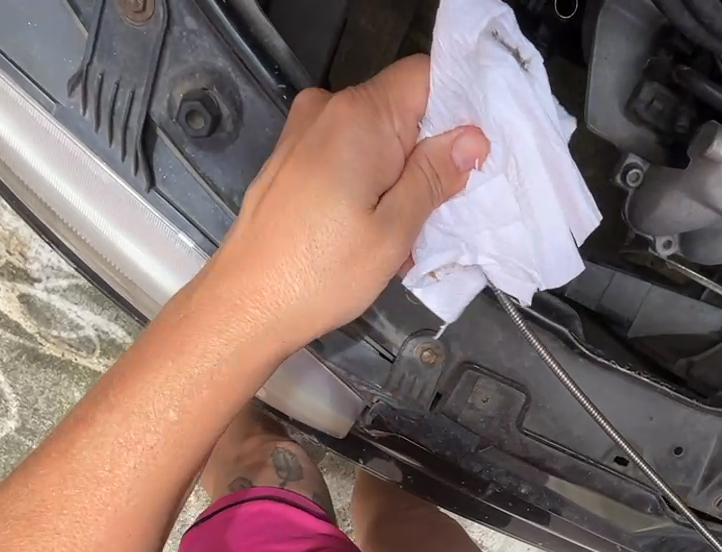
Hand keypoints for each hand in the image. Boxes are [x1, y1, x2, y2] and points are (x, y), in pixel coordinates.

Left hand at [197, 55, 487, 352]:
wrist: (249, 304)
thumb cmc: (318, 275)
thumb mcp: (393, 232)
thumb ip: (434, 178)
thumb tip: (471, 141)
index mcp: (359, 118)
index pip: (427, 77)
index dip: (458, 112)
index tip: (473, 157)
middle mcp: (328, 110)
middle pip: (402, 111)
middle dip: (428, 157)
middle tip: (440, 214)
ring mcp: (305, 134)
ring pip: (376, 140)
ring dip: (400, 180)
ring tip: (401, 237)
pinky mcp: (294, 160)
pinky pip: (348, 157)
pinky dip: (370, 187)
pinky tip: (371, 234)